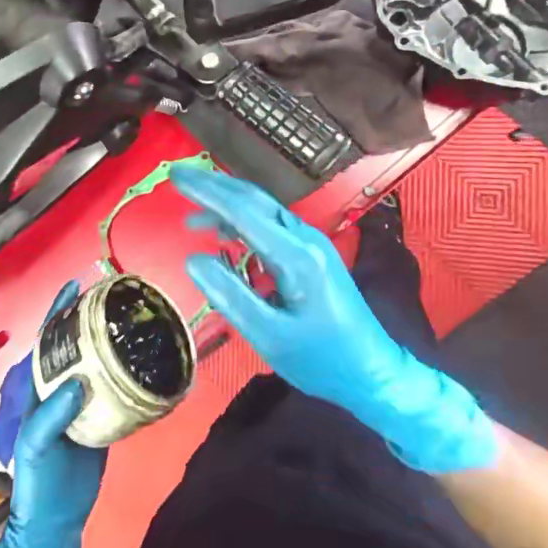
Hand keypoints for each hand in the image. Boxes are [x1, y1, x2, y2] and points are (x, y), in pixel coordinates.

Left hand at [0, 283, 106, 547]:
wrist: (56, 518)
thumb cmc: (37, 481)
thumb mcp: (36, 448)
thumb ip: (51, 416)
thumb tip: (78, 382)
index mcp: (35, 389)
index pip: (44, 342)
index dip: (56, 313)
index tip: (75, 287)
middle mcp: (56, 390)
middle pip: (71, 348)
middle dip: (87, 322)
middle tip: (113, 301)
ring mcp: (78, 404)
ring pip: (92, 365)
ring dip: (106, 345)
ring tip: (129, 324)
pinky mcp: (98, 418)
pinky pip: (110, 389)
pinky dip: (122, 374)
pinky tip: (139, 363)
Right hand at [170, 166, 496, 473]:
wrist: (372, 372)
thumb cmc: (321, 359)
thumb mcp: (268, 335)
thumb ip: (229, 295)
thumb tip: (193, 260)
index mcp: (296, 256)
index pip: (243, 211)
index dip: (206, 191)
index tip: (175, 176)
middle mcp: (305, 240)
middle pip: (254, 200)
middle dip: (214, 187)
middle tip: (178, 177)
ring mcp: (312, 245)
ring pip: (263, 212)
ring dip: (226, 207)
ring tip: (192, 219)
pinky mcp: (312, 256)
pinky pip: (271, 229)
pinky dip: (242, 226)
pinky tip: (224, 237)